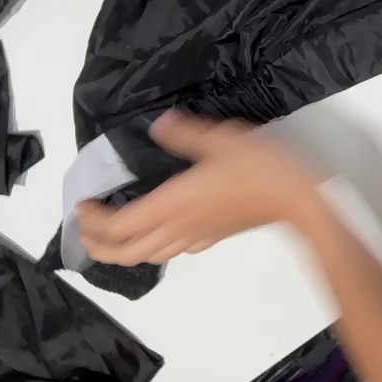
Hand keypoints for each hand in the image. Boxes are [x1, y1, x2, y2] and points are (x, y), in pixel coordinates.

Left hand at [76, 110, 322, 265]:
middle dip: (97, 246)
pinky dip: (158, 247)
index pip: (117, 226)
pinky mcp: (215, 237)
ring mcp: (197, 236)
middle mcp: (178, 226)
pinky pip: (175, 251)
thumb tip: (158, 124)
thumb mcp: (223, 139)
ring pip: (149, 256)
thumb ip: (186, 133)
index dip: (92, 220)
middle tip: (87, 228)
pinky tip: (167, 232)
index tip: (83, 203)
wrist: (298, 197)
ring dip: (124, 251)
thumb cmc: (260, 167)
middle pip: (125, 252)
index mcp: (172, 204)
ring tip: (117, 235)